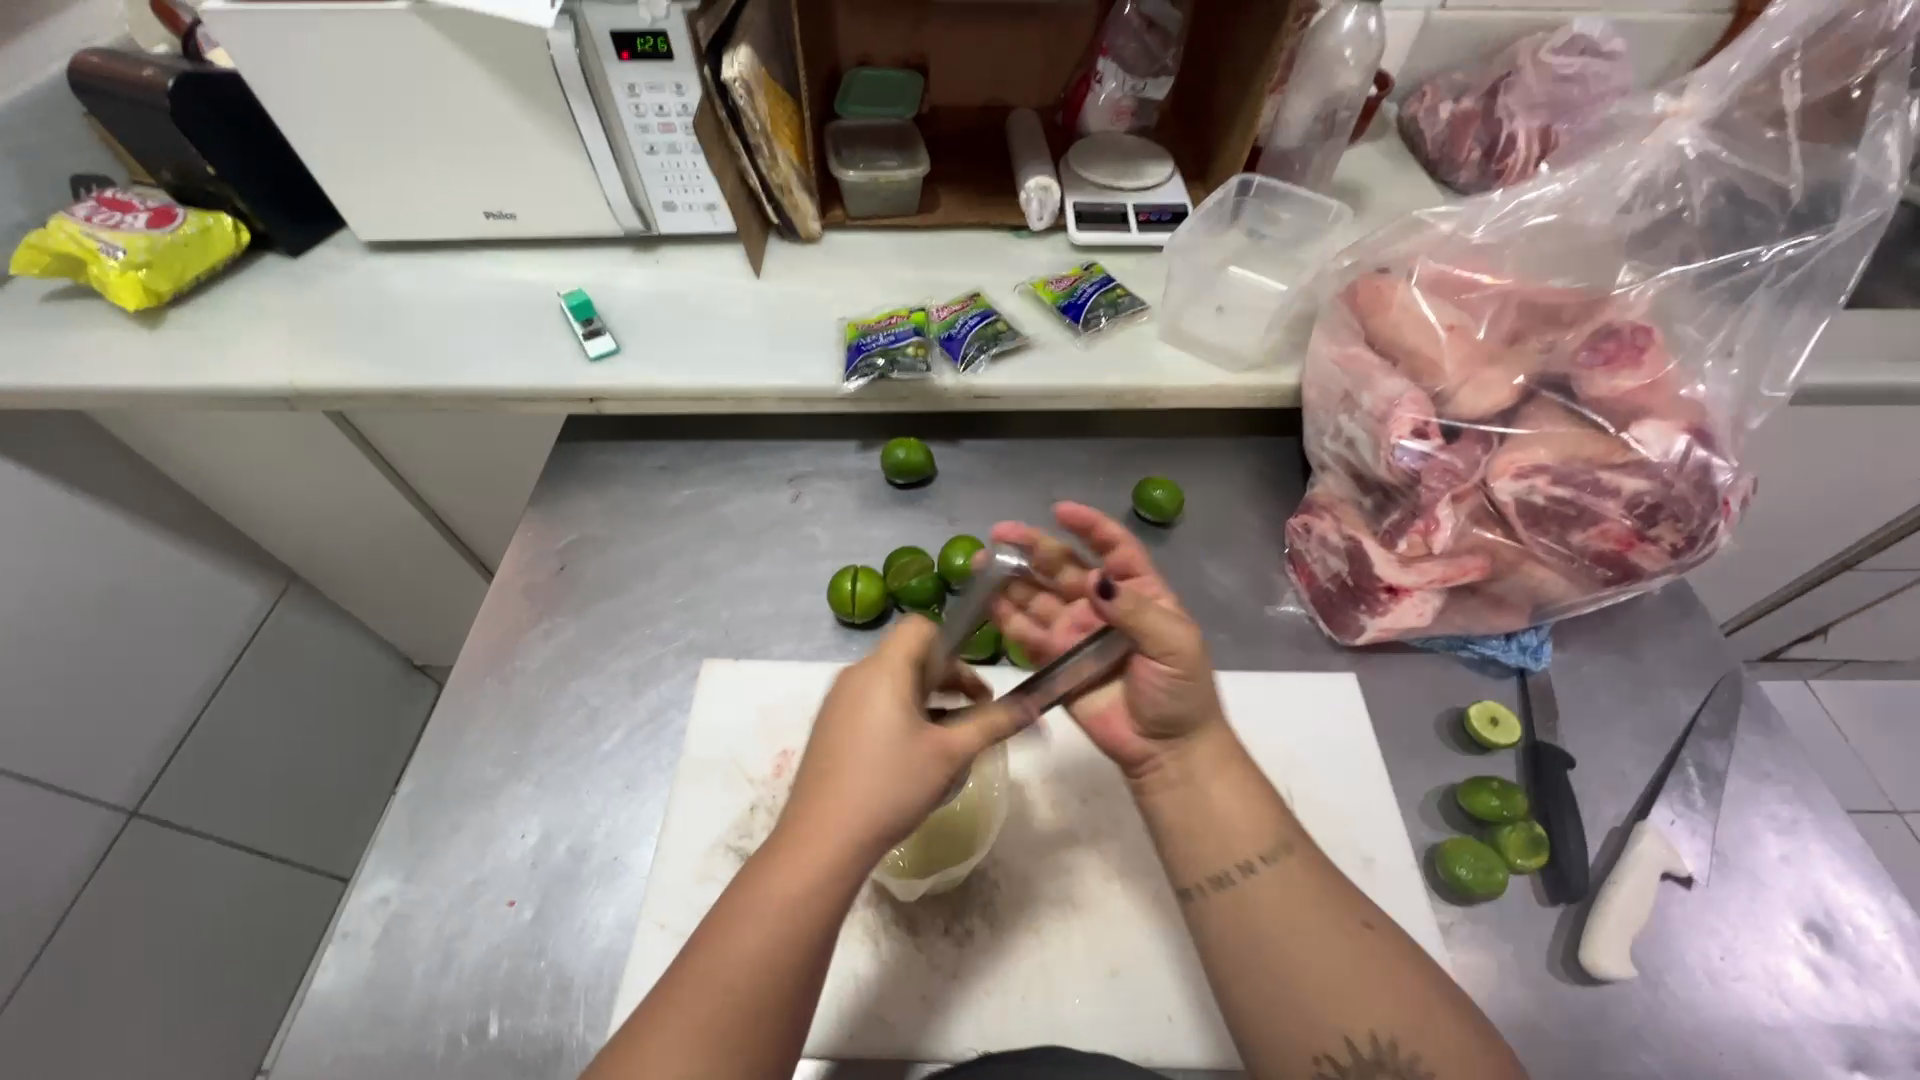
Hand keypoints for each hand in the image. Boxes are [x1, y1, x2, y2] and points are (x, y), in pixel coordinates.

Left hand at [778, 615, 1033, 864]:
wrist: (822, 839)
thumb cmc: (891, 788)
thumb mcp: (951, 755)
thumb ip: (993, 723)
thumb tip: (1034, 704)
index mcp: (884, 669)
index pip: (921, 627)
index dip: (953, 648)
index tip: (971, 688)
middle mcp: (856, 674)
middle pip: (909, 655)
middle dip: (947, 679)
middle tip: (974, 714)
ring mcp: (838, 701)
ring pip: (891, 681)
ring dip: (926, 699)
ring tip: (947, 740)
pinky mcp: (830, 726)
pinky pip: (872, 702)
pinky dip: (899, 714)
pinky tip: (911, 756)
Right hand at [989, 502, 1225, 780]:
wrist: (1166, 749)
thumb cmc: (1182, 691)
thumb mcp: (1174, 643)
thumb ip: (1135, 610)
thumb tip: (1095, 579)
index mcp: (1138, 592)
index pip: (1114, 549)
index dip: (1090, 527)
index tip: (1061, 510)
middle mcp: (1101, 606)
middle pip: (1064, 568)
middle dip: (1034, 548)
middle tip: (1000, 533)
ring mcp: (1075, 633)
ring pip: (1038, 597)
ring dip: (1011, 579)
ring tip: (982, 564)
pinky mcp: (1055, 662)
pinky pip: (1027, 634)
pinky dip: (1007, 618)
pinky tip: (988, 601)